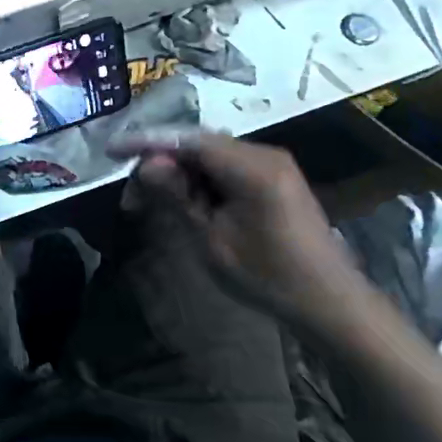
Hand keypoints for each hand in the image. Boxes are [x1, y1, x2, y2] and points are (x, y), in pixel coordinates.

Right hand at [113, 132, 366, 319]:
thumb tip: (147, 165)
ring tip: (149, 198)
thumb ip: (180, 197)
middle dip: (161, 161)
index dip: (147, 141)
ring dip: (179, 171)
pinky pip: (227, 167)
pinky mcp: (274, 179)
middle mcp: (263, 154)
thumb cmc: (269, 276)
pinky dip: (200, 179)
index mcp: (252, 167)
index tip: (112, 149)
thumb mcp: (213, 240)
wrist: (329, 301)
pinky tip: (183, 198)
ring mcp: (272, 165)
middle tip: (130, 191)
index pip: (188, 140)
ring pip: (211, 155)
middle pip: (199, 144)